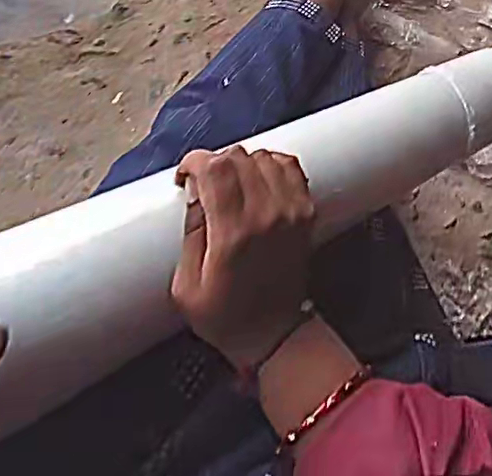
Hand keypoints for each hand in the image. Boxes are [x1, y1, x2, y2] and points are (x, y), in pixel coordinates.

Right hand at [172, 146, 315, 369]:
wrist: (275, 334)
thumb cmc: (226, 316)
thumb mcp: (187, 286)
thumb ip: (190, 232)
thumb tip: (195, 190)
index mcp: (233, 234)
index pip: (216, 169)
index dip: (195, 161)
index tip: (185, 173)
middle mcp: (267, 214)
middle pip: (239, 157)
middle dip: (215, 163)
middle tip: (204, 183)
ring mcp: (292, 210)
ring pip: (264, 157)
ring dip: (242, 163)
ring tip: (231, 183)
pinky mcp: (306, 210)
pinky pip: (289, 166)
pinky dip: (271, 163)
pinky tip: (258, 178)